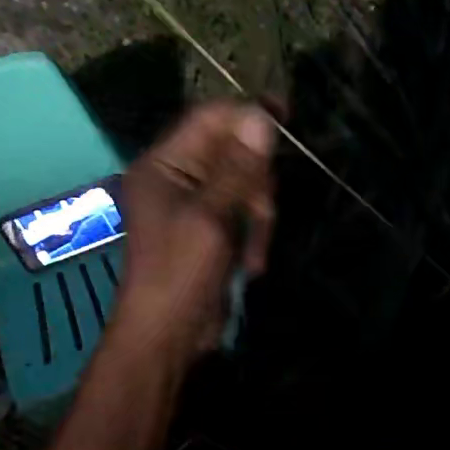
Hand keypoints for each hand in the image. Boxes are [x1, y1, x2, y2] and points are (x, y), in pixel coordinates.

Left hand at [109, 101, 276, 363]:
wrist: (169, 334)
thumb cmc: (180, 273)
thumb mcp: (211, 217)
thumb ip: (237, 168)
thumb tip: (261, 117)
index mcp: (163, 165)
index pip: (209, 120)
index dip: (246, 115)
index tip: (287, 118)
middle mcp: (177, 178)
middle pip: (233, 154)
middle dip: (255, 186)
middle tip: (263, 216)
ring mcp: (195, 206)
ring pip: (245, 187)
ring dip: (258, 219)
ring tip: (253, 254)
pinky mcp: (212, 231)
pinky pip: (244, 215)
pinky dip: (253, 236)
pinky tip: (251, 264)